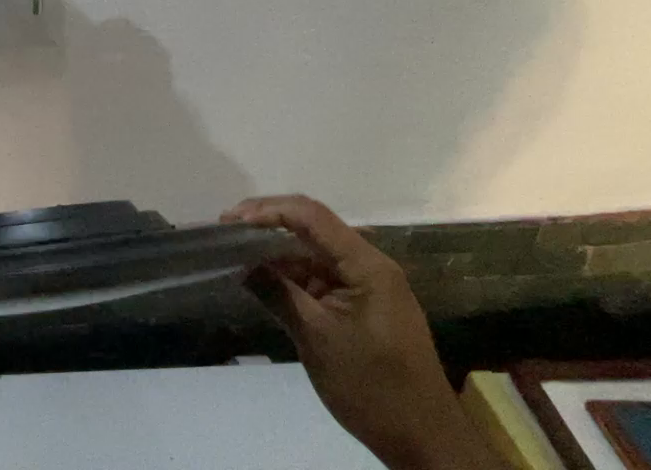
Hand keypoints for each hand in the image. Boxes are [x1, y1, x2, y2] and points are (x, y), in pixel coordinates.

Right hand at [223, 196, 504, 469]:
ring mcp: (367, 285)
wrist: (424, 441)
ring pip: (314, 253)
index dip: (268, 210)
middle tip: (226, 230)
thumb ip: (277, 292)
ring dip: (277, 252)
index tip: (229, 221)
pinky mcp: (362, 305)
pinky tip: (264, 280)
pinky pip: (321, 277)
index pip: (312, 216)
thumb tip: (241, 264)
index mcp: (367, 265)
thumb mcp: (316, 338)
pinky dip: (291, 276)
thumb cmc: (371, 386)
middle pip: (313, 227)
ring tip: (236, 254)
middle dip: (268, 224)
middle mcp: (369, 265)